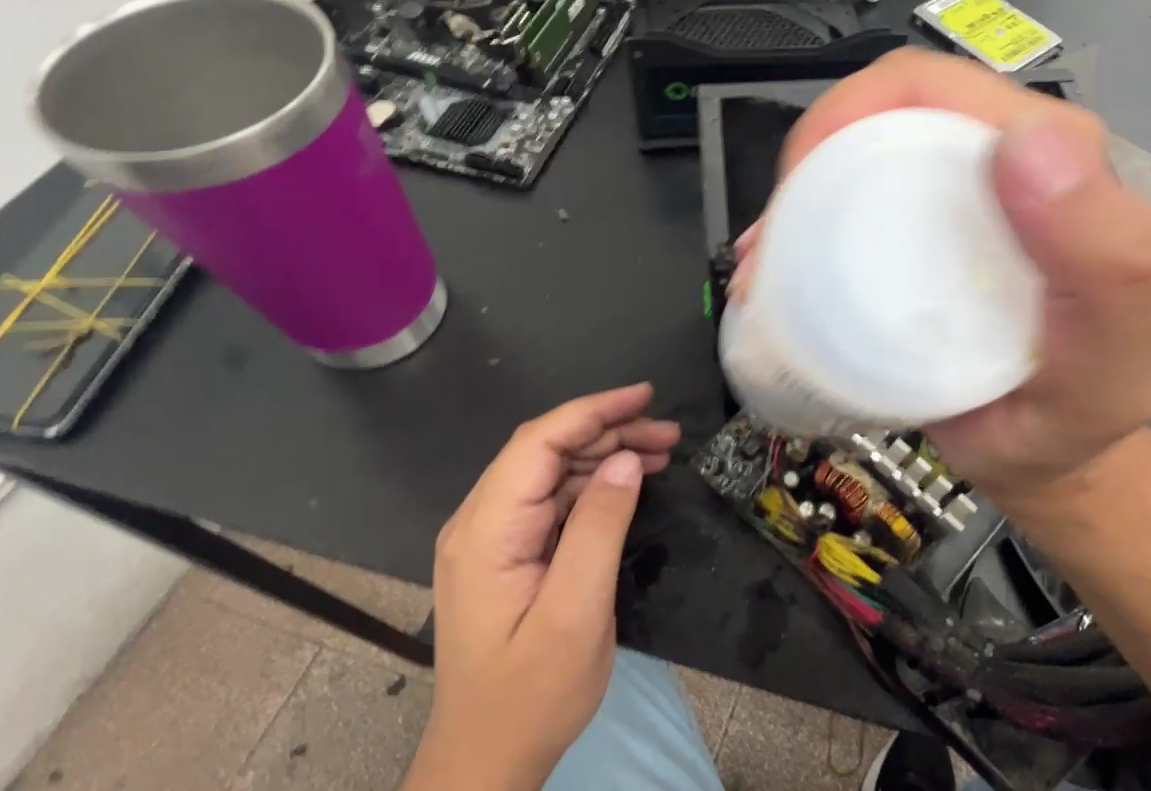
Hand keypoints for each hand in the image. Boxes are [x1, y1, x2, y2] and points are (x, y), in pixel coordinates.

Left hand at [404, 384, 679, 790]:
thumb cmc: (531, 694)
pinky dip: (593, 486)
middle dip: (608, 431)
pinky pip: (550, 502)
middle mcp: (479, 524)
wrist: (486, 759)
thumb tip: (625, 461)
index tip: (646, 396)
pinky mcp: (506, 557)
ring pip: (550, 473)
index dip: (593, 410)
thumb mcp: (576, 613)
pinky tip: (630, 485)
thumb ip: (599, 528)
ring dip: (604, 456)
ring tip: (662, 452)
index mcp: (487, 531)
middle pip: (545, 451)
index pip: (539, 443)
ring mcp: (490, 540)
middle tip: (670, 434)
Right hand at [774, 50, 1150, 498]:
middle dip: (810, 162)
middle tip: (771, 252)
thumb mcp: (1113, 357)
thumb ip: (1108, 260)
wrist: (1046, 456)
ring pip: (860, 153)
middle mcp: (1005, 158)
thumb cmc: (1083, 412)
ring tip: (764, 272)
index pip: (940, 91)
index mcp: (1059, 155)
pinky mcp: (925, 227)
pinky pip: (853, 199)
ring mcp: (960, 192)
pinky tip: (777, 278)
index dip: (851, 116)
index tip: (802, 200)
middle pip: (884, 115)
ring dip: (800, 199)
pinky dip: (806, 227)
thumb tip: (1025, 139)